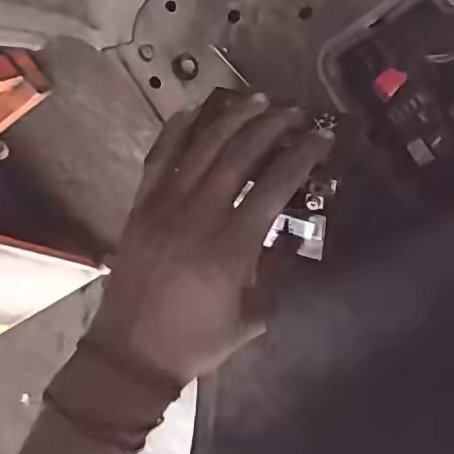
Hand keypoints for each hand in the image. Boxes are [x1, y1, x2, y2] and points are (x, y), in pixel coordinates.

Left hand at [83, 91, 333, 386]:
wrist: (132, 354)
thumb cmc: (199, 340)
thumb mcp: (254, 314)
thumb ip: (274, 268)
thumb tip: (289, 229)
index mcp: (230, 249)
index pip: (273, 187)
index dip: (302, 156)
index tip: (321, 137)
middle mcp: (197, 218)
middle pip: (239, 155)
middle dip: (272, 126)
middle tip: (294, 112)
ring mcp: (163, 208)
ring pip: (201, 148)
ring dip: (232, 117)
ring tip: (257, 99)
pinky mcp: (140, 207)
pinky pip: (159, 158)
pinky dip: (178, 130)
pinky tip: (196, 110)